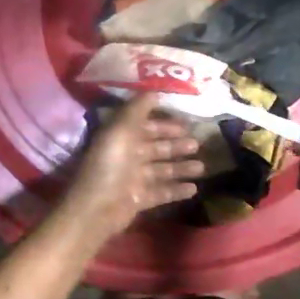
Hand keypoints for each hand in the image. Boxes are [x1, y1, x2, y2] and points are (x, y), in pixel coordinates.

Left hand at [61, 94, 202, 239]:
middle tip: (198, 143)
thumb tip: (155, 91)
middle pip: (156, 148)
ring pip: (162, 170)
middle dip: (176, 145)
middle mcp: (127, 156)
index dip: (164, 124)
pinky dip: (177, 190)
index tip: (187, 122)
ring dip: (181, 167)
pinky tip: (194, 189)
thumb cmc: (109, 165)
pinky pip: (162, 192)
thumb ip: (137, 108)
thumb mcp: (121, 129)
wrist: (97, 207)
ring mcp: (133, 179)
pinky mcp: (139, 199)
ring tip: (202, 167)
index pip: (145, 126)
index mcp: (121, 138)